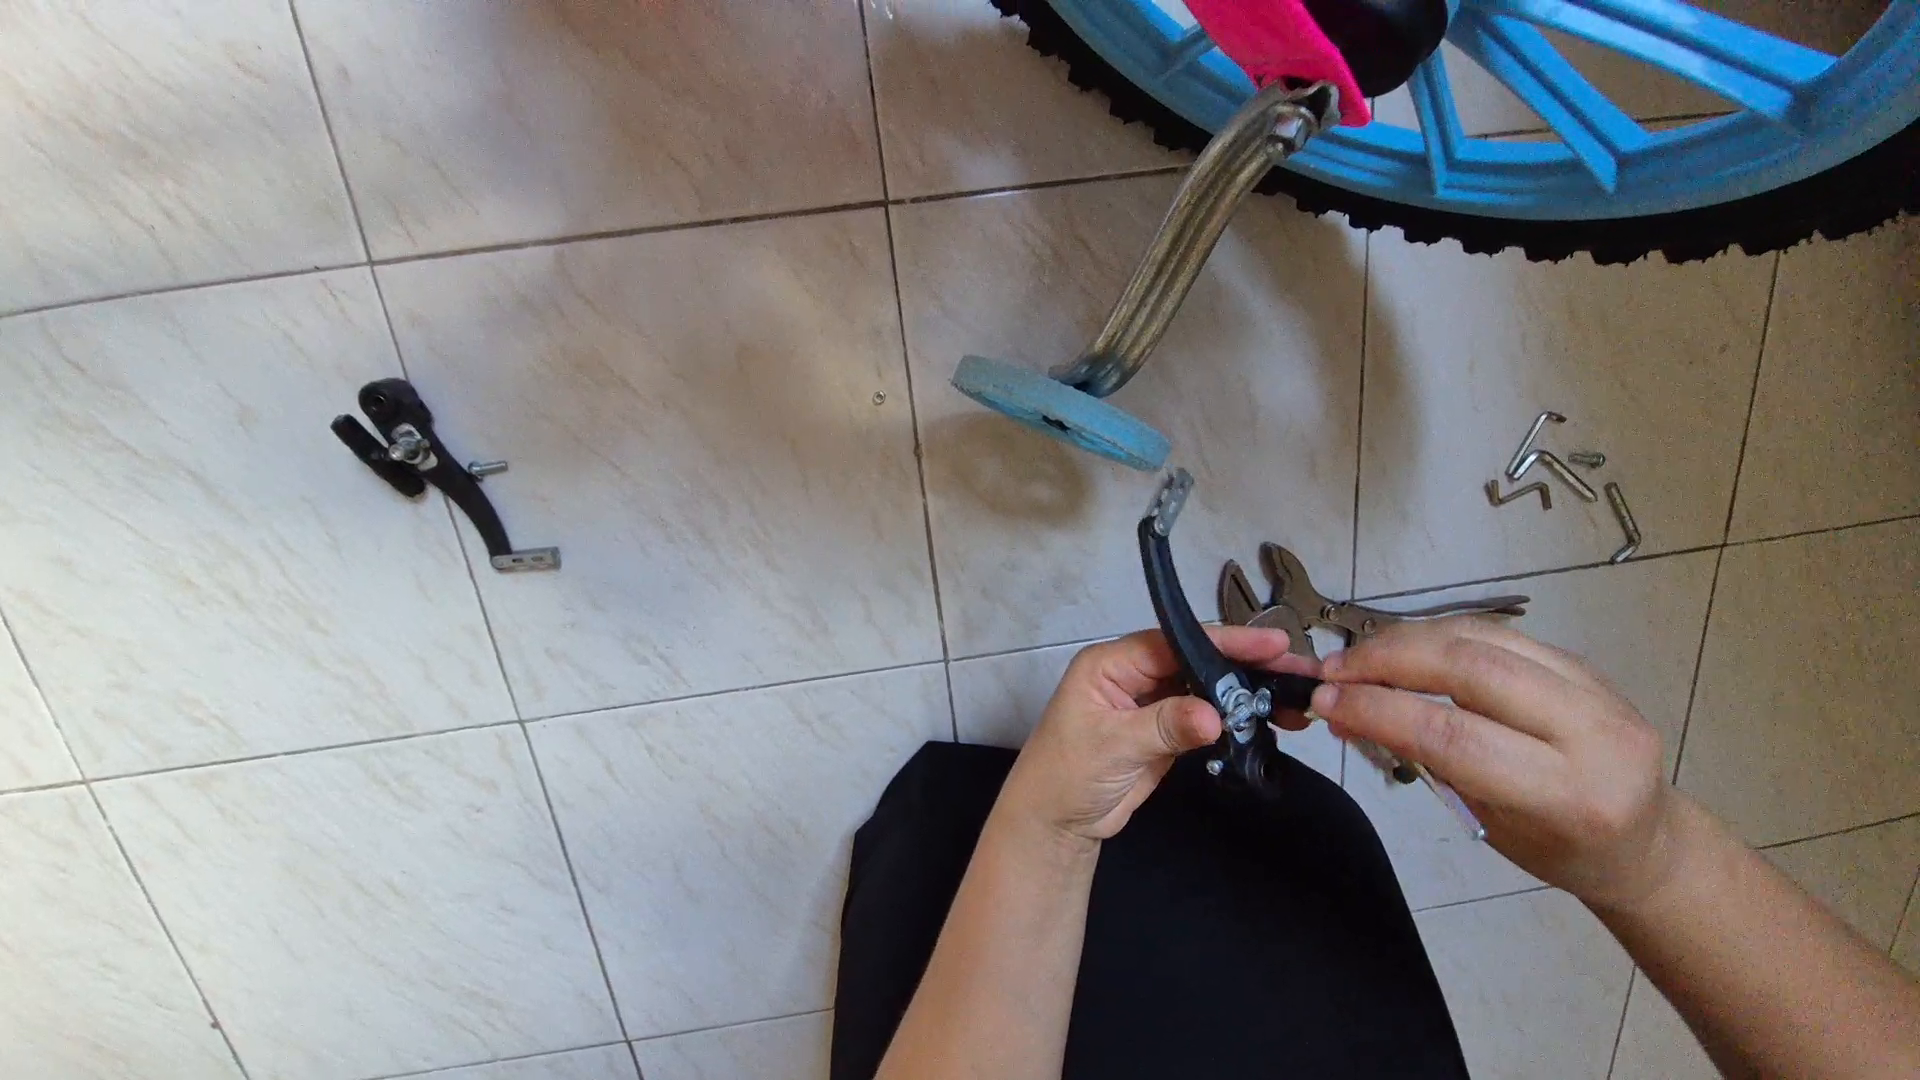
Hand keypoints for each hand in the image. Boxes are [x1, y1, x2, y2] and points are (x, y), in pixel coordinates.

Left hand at [997, 625, 1319, 845]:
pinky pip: (1205, 716)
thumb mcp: (1113, 745)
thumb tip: (1214, 715)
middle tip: (1297, 670)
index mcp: (1112, 663)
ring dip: (1245, 692)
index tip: (1270, 646)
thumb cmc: (1067, 773)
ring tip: (1294, 697)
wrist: (1057, 822)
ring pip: (1205, 687)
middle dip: (1243, 664)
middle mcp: (1134, 675)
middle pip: (1196, 660)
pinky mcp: (1166, 731)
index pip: (1174, 642)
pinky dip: (1235, 719)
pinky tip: (1268, 720)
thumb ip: (1164, 726)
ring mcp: (1152, 703)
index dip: (1223, 642)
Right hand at [1310, 616, 1681, 909]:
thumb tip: (1341, 713)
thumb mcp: (1482, 818)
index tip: (1324, 700)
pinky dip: (1436, 634)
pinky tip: (1403, 647)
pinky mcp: (1583, 663)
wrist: (1646, 841)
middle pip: (1471, 669)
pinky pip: (1497, 633)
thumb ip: (1417, 758)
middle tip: (1335, 669)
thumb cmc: (1555, 847)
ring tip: (1359, 655)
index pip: (1454, 735)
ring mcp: (1596, 689)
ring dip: (1405, 639)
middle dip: (1388, 660)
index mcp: (1570, 795)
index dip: (1379, 709)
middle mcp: (1593, 733)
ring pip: (1482, 638)